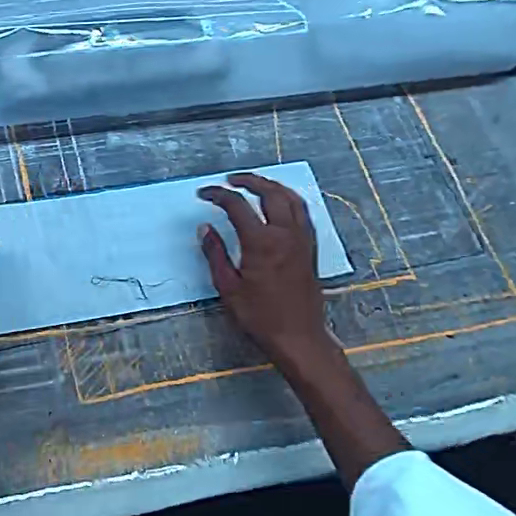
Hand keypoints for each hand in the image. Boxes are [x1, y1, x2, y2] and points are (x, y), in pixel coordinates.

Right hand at [198, 173, 335, 368]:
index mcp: (261, 242)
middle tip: (230, 180)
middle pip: (270, 194)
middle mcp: (286, 234)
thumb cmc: (258, 315)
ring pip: (292, 200)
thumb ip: (215, 253)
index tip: (204, 194)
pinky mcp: (311, 249)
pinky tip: (280, 204)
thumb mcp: (227, 286)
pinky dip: (289, 200)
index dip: (218, 195)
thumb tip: (205, 229)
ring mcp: (302, 240)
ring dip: (273, 187)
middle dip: (250, 181)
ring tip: (256, 184)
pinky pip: (303, 213)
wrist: (297, 336)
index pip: (237, 206)